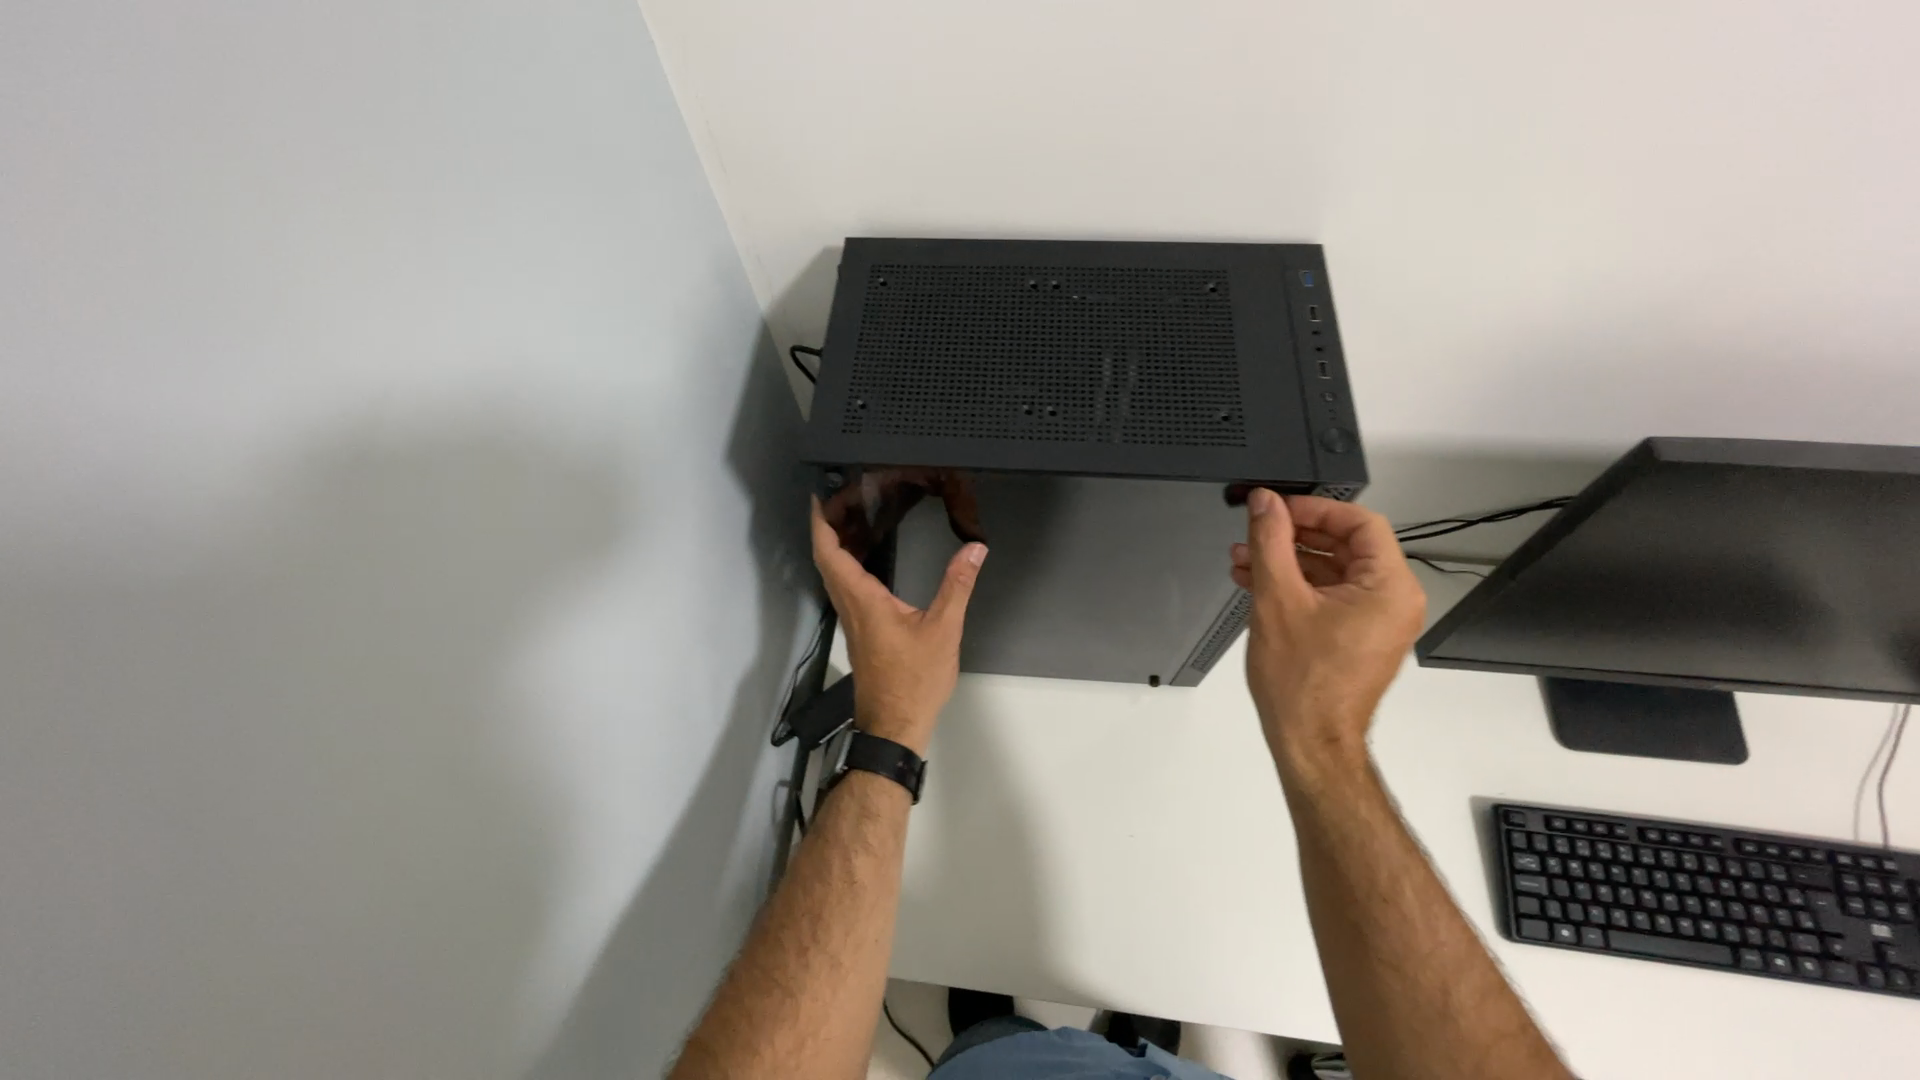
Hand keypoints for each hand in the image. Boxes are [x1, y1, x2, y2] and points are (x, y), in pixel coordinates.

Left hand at [810, 497, 987, 753]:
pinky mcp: (861, 631)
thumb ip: (957, 586)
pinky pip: (847, 586)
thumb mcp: (943, 630)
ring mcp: (853, 620)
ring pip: (835, 572)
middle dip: (832, 524)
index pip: (830, 552)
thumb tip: (975, 549)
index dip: (822, 522)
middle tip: (850, 497)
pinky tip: (872, 558)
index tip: (822, 495)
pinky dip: (852, 563)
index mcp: (862, 600)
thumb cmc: (914, 680)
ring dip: (840, 543)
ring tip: (861, 517)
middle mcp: (849, 605)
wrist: (894, 724)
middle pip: (828, 557)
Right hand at [1230, 490, 1425, 776]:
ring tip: (1244, 559)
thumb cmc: (1303, 683)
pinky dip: (1295, 585)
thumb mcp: (1278, 598)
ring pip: (1331, 571)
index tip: (1278, 507)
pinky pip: (1329, 596)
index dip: (1315, 509)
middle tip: (1256, 530)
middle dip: (1293, 535)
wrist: (1309, 739)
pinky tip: (1256, 582)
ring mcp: (1376, 621)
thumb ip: (1271, 541)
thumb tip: (1265, 504)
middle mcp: (1392, 602)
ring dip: (1287, 560)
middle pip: (1345, 545)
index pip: (1359, 523)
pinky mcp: (1357, 636)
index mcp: (1389, 587)